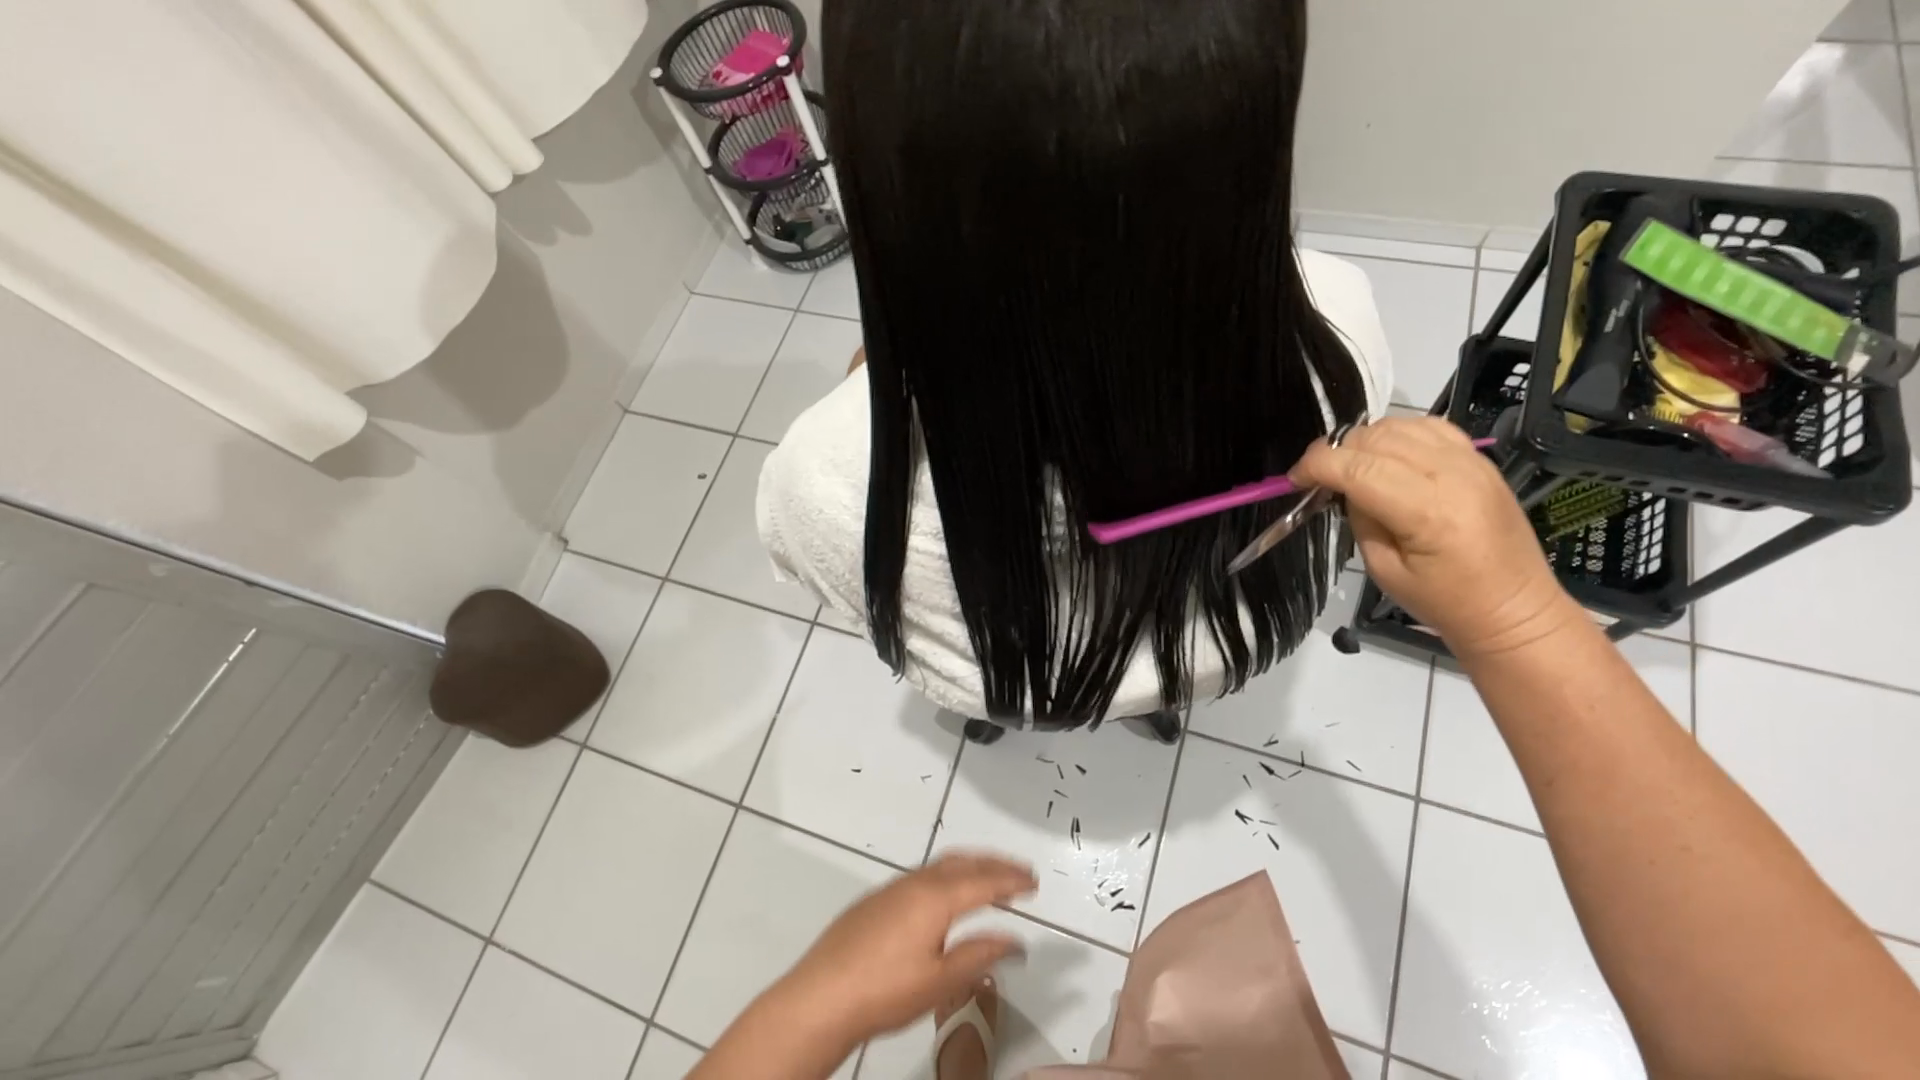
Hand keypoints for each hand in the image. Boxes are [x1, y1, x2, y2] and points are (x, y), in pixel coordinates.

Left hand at [774, 852, 1036, 1045]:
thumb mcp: (941, 981)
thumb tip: (1014, 940)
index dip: (1011, 880)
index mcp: (935, 898)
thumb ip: (980, 955)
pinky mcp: (873, 902)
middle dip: (993, 864)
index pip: (984, 881)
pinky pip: (920, 876)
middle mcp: (914, 883)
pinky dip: (945, 876)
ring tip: (988, 878)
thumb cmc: (885, 991)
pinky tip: (945, 895)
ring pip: (938, 866)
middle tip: (1018, 873)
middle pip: (962, 862)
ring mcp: (890, 890)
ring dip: (968, 867)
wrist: (820, 998)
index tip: (1034, 882)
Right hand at [1290, 416, 1582, 656]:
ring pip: (1400, 425)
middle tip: (1323, 480)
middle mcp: (1452, 476)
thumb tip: (1345, 488)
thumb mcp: (1385, 570)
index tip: (1295, 479)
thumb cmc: (1444, 601)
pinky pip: (1430, 427)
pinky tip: (1389, 456)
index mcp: (1427, 513)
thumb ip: (1362, 520)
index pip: (1358, 468)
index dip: (1317, 465)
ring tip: (1355, 468)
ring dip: (1367, 441)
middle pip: (1376, 439)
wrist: (1514, 608)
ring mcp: (1471, 462)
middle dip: (1338, 453)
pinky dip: (1400, 434)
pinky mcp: (1481, 460)